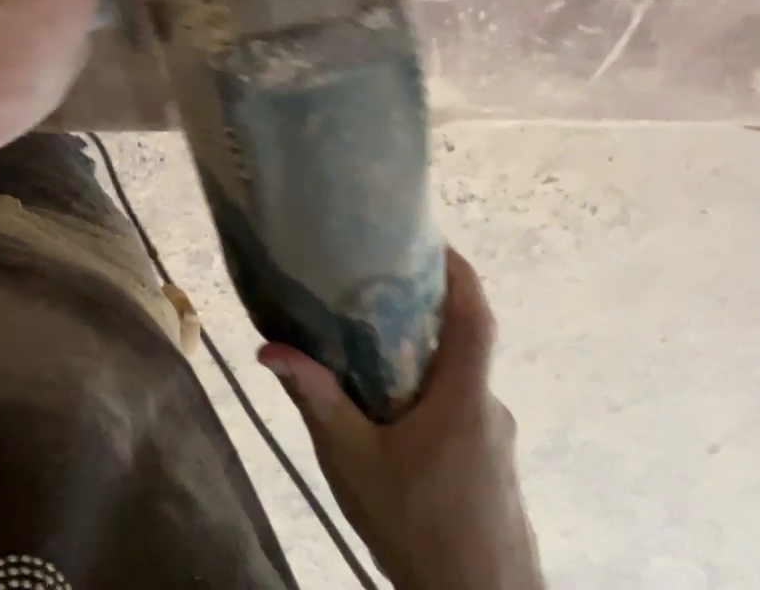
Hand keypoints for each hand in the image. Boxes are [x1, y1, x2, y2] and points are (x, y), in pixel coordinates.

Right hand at [259, 250, 544, 589]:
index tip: (430, 238)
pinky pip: (453, 407)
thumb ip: (315, 397)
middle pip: (458, 343)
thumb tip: (268, 347)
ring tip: (354, 344)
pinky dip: (418, 390)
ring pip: (451, 380)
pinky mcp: (486, 463)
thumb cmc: (417, 521)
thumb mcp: (351, 457)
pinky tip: (377, 408)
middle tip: (358, 287)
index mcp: (463, 398)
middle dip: (413, 311)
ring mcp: (491, 438)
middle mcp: (486, 409)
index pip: (475, 318)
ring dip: (410, 357)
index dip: (459, 273)